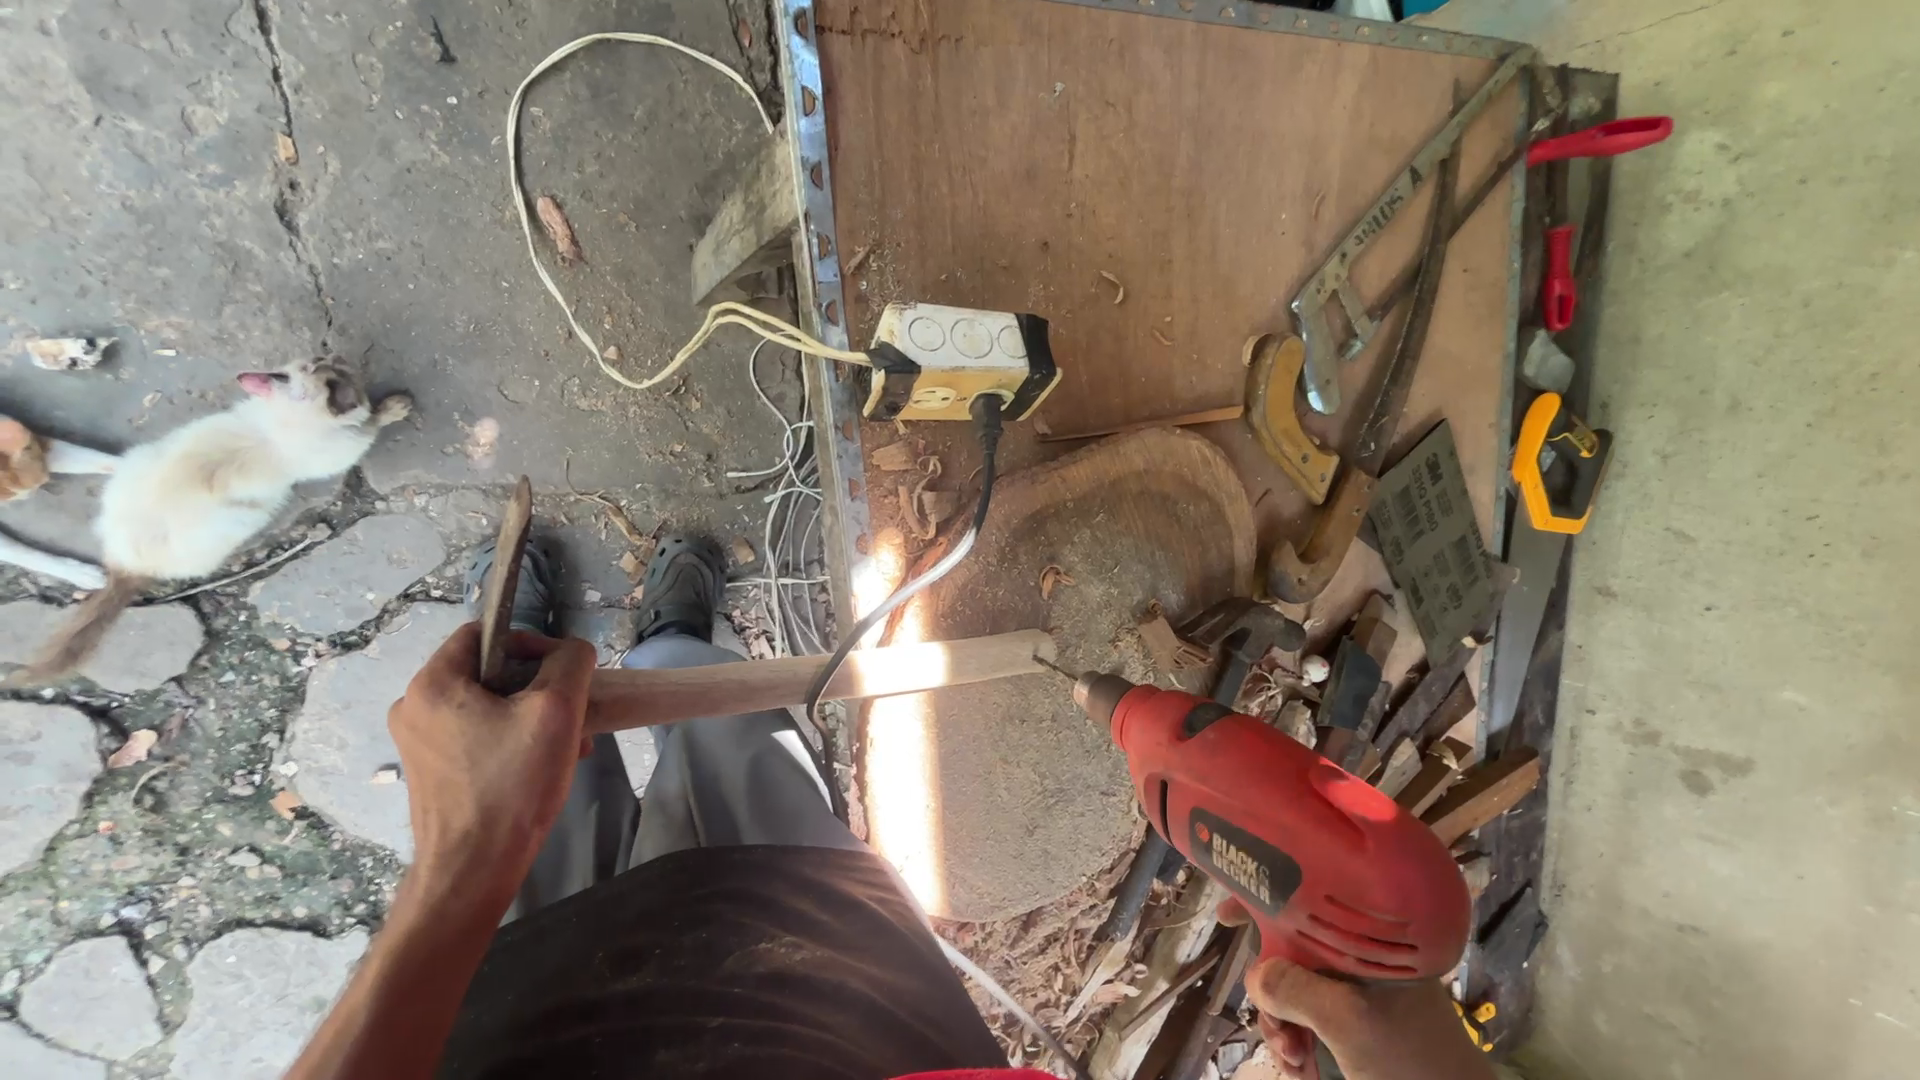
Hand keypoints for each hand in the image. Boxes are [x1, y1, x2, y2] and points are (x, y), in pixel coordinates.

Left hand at [387, 623, 596, 910]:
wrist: (474, 869)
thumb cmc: (514, 784)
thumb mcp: (558, 709)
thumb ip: (570, 661)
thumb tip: (569, 651)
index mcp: (433, 684)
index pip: (485, 633)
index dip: (531, 643)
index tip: (561, 676)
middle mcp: (414, 707)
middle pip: (490, 670)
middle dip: (538, 686)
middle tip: (570, 715)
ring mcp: (418, 742)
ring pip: (489, 704)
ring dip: (532, 715)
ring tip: (564, 744)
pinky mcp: (431, 770)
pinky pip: (478, 734)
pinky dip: (512, 739)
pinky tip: (540, 764)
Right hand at [1219, 900, 1494, 1079]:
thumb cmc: (1410, 1061)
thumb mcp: (1347, 1020)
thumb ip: (1293, 989)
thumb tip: (1255, 976)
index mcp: (1363, 941)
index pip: (1304, 903)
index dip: (1260, 903)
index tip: (1224, 917)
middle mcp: (1355, 961)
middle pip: (1286, 952)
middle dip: (1268, 990)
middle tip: (1275, 1026)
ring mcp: (1354, 996)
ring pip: (1290, 992)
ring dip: (1279, 1025)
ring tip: (1293, 1059)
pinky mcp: (1352, 1028)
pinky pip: (1303, 1021)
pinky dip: (1292, 1043)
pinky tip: (1299, 1069)